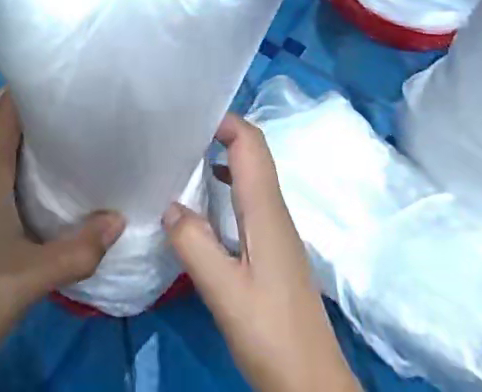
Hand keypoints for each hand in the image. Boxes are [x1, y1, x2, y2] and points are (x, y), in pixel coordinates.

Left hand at [0, 90, 122, 389]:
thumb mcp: (31, 276)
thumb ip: (77, 249)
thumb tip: (120, 219)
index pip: (3, 116)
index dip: (27, 88)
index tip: (61, 72)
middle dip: (26, 104)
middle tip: (67, 93)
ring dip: (24, 132)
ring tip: (65, 124)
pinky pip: (1, 175)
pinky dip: (21, 162)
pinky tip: (48, 176)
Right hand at [164, 115, 359, 391]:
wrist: (312, 381)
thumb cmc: (270, 332)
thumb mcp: (224, 292)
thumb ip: (195, 245)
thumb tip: (169, 204)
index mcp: (266, 210)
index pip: (250, 143)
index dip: (224, 120)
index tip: (187, 116)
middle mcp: (274, 210)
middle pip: (252, 153)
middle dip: (219, 134)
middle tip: (177, 135)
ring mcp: (276, 230)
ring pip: (251, 177)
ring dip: (221, 160)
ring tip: (182, 162)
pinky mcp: (273, 249)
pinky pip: (249, 201)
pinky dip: (226, 189)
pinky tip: (203, 208)